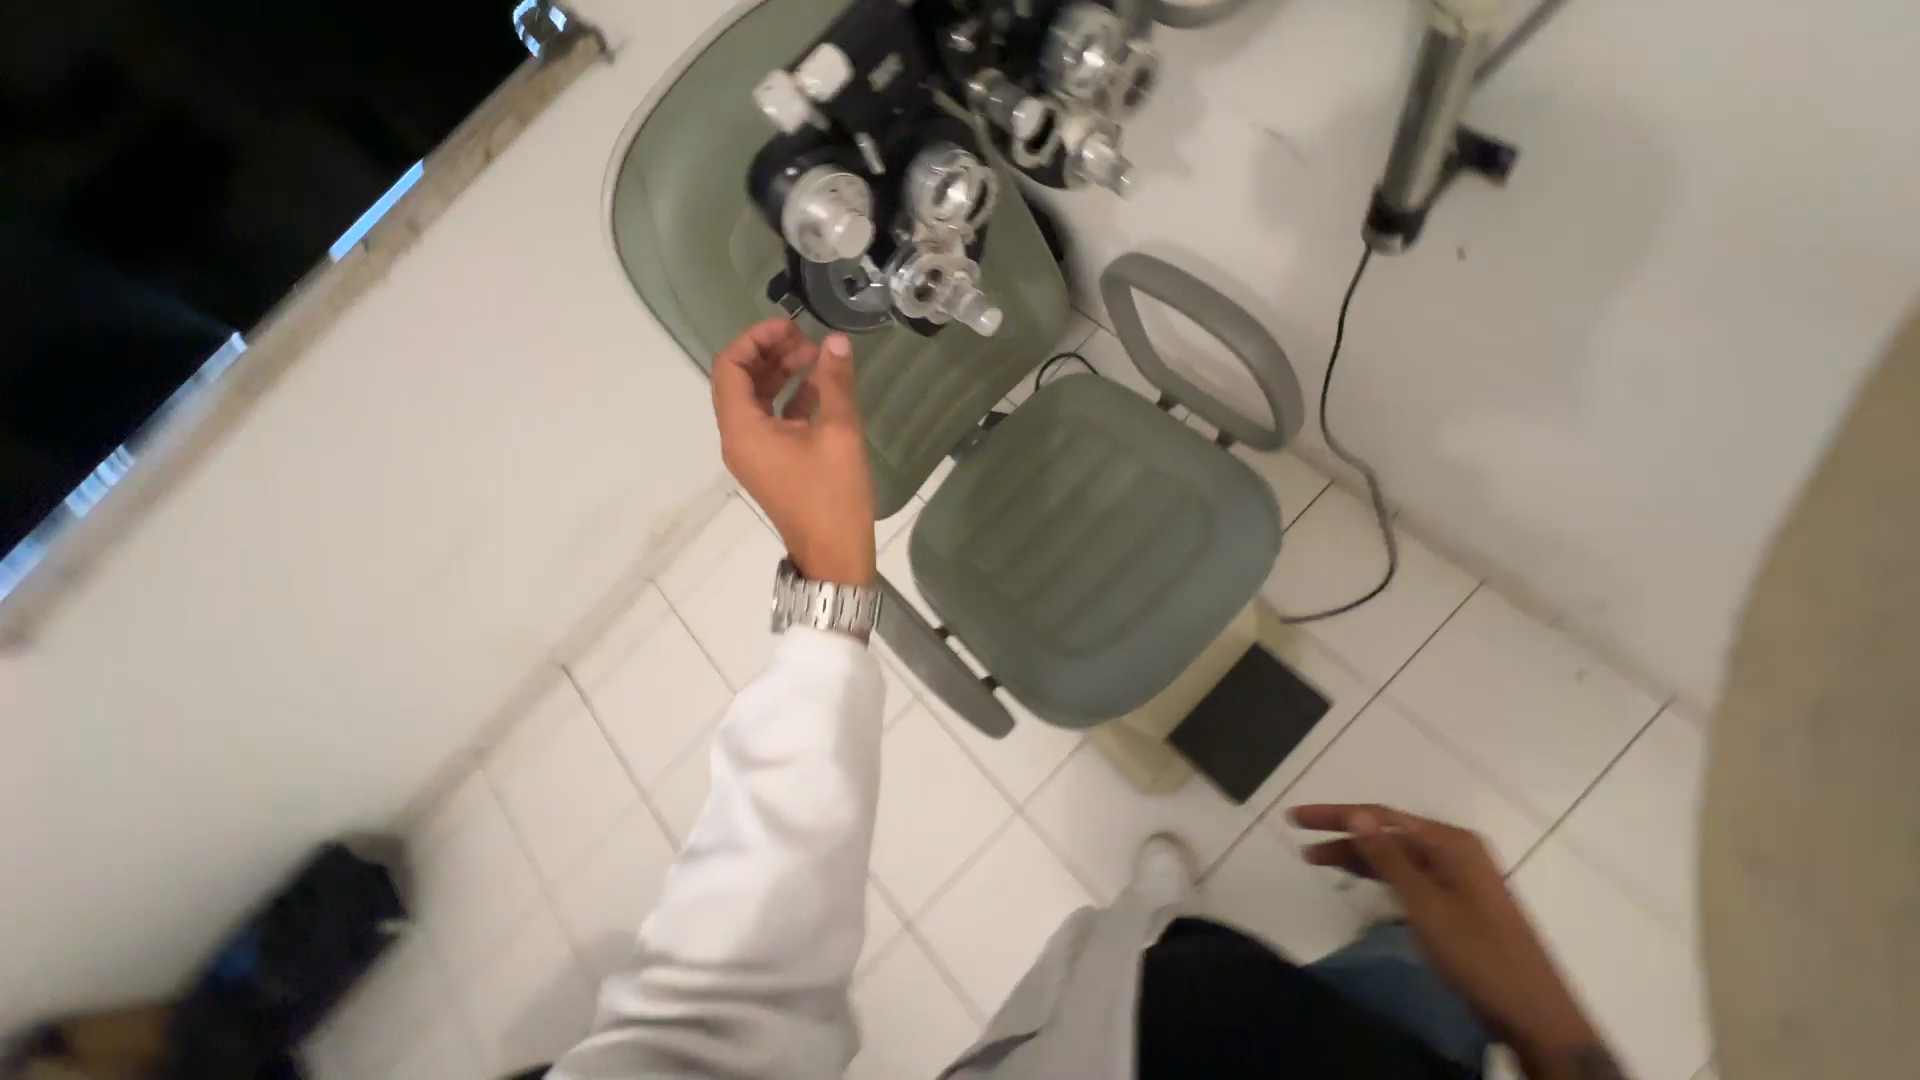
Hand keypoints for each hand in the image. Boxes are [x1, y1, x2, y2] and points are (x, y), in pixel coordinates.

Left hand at [711, 319, 876, 587]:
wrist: (834, 555)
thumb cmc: (833, 494)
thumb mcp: (839, 432)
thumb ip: (835, 382)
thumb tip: (835, 342)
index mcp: (742, 429)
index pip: (730, 367)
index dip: (756, 339)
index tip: (791, 326)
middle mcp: (738, 439)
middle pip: (741, 381)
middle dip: (771, 354)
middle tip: (807, 340)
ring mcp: (754, 454)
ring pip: (758, 401)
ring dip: (783, 375)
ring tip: (818, 359)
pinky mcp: (772, 465)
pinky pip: (772, 421)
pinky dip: (792, 400)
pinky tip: (823, 389)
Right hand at [1289, 804, 1612, 1076]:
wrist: (1536, 1017)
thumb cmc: (1478, 955)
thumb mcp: (1425, 904)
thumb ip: (1388, 857)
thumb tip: (1356, 812)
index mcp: (1451, 842)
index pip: (1381, 816)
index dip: (1336, 815)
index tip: (1296, 818)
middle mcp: (1455, 851)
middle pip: (1387, 832)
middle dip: (1342, 833)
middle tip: (1298, 834)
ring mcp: (1459, 877)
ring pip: (1396, 855)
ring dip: (1357, 854)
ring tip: (1314, 859)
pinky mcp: (1458, 902)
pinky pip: (1409, 875)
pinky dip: (1379, 874)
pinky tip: (1357, 878)